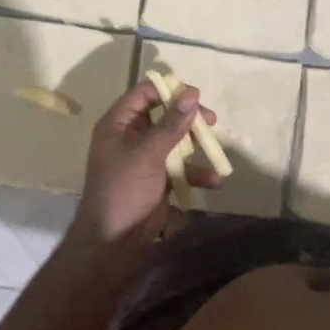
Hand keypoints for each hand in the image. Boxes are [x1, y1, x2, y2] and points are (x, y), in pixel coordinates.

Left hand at [73, 78, 221, 245]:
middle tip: (211, 120)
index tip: (195, 93)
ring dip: (195, 144)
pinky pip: (181, 168)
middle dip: (188, 117)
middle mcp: (131, 137)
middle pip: (163, 115)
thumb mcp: (147, 153)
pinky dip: (196, 172)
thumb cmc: (123, 189)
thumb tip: (192, 93)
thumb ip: (171, 124)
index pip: (143, 94)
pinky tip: (214, 180)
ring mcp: (145, 158)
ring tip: (214, 147)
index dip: (168, 90)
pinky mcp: (158, 178)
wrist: (115, 239)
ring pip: (175, 140)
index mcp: (118, 124)